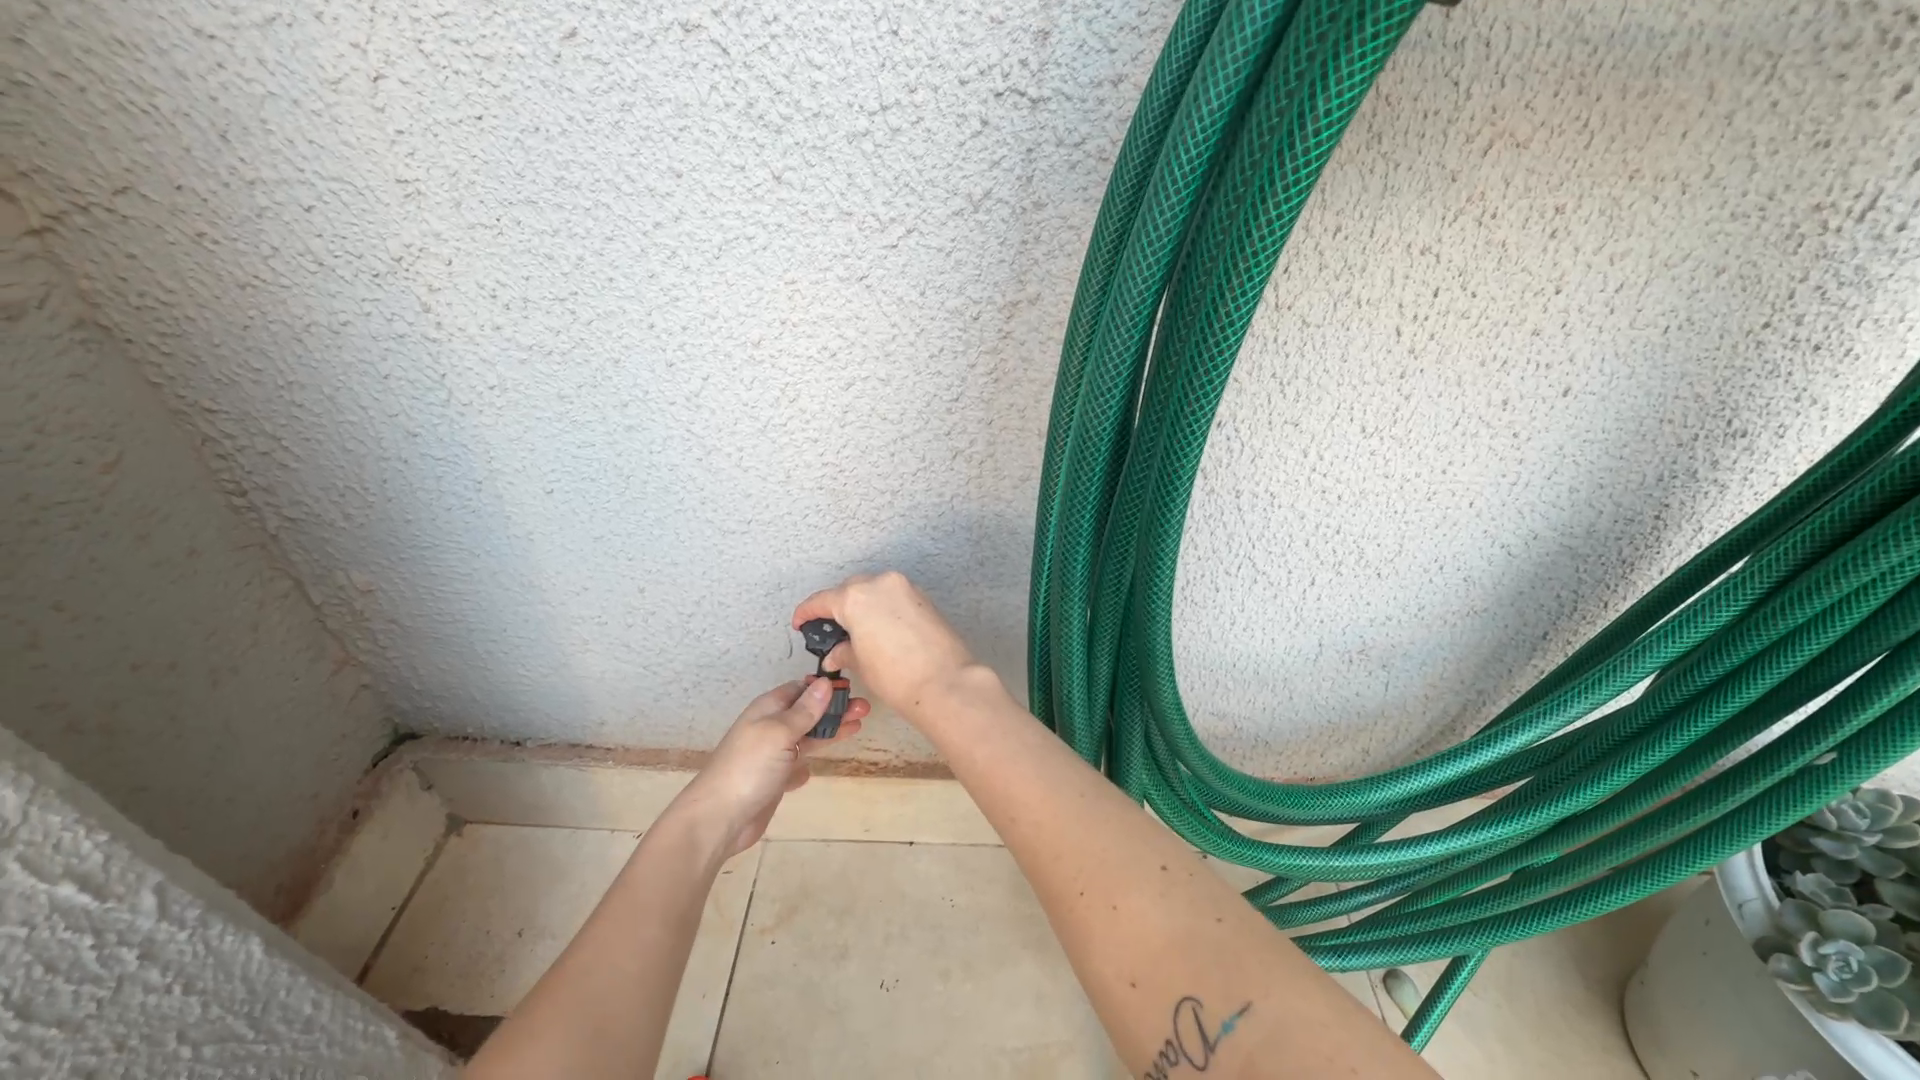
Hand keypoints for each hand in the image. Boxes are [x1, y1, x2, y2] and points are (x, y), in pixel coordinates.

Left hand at [665, 678, 869, 857]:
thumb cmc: (749, 767)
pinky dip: (806, 765)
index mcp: (768, 710)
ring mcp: (771, 756)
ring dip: (829, 732)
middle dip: (834, 709)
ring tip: (857, 728)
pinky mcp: (772, 781)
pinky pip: (795, 766)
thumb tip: (824, 682)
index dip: (824, 687)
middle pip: (807, 713)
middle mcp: (769, 729)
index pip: (800, 689)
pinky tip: (815, 769)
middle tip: (865, 710)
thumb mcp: (780, 732)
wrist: (719, 818)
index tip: (852, 689)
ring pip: (805, 738)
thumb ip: (804, 710)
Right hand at [792, 571, 977, 719]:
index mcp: (856, 598)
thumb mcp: (861, 664)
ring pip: (874, 590)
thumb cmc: (901, 677)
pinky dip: (884, 609)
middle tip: (830, 631)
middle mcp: (880, 584)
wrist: (946, 684)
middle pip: (849, 590)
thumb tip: (837, 653)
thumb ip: (844, 652)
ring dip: (863, 607)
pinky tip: (881, 630)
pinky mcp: (924, 598)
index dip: (807, 613)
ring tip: (857, 633)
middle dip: (837, 608)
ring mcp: (905, 588)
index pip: (822, 601)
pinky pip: (895, 597)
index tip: (802, 622)